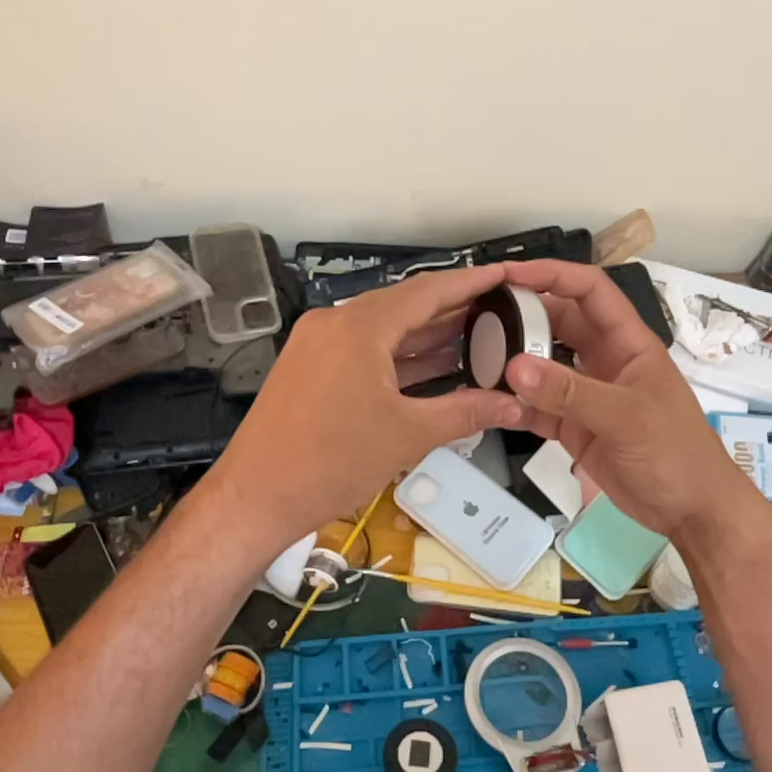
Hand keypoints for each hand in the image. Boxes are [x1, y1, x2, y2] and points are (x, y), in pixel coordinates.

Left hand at [207, 265, 527, 543]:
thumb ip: (466, 412)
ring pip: (381, 329)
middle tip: (499, 310)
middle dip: (452, 310)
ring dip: (425, 336)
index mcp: (360, 326)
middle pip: (403, 306)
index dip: (470, 282)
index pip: (427, 291)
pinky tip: (430, 366)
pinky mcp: (308, 368)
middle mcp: (334, 323)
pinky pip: (362, 349)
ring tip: (475, 338)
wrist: (257, 496)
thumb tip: (513, 406)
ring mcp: (317, 344)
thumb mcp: (408, 435)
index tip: (504, 275)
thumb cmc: (333, 462)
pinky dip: (396, 357)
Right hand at [501, 260, 754, 537]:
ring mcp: (588, 395)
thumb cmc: (674, 452)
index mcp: (628, 343)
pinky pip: (539, 407)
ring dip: (515, 362)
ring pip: (544, 366)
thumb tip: (512, 367)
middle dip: (524, 317)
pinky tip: (492, 403)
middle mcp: (605, 361)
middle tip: (479, 317)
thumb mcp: (624, 416)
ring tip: (476, 357)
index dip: (552, 275)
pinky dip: (517, 405)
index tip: (509, 274)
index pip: (589, 291)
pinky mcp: (575, 428)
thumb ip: (568, 392)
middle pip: (559, 324)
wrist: (692, 511)